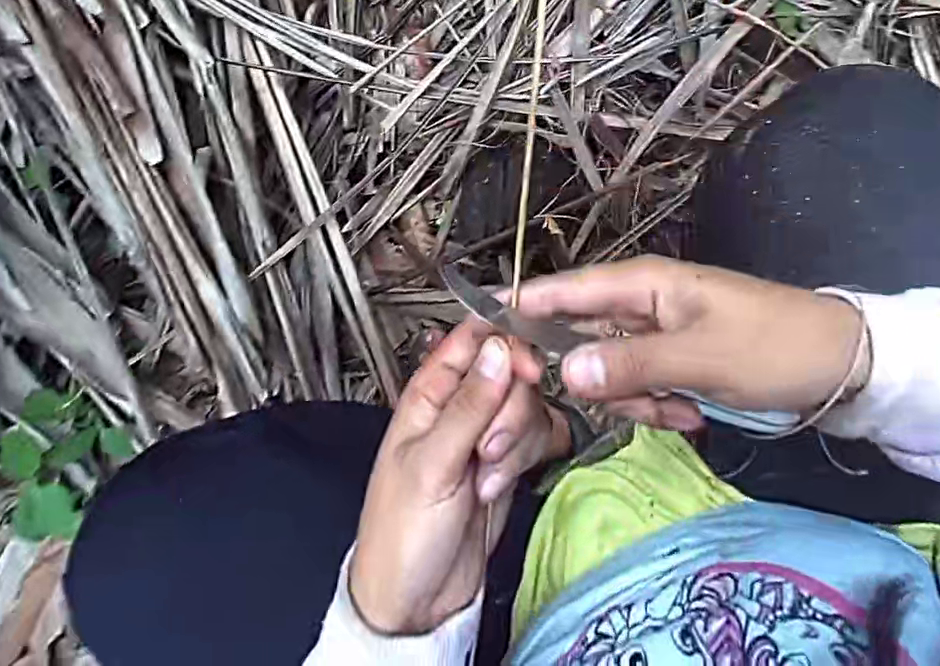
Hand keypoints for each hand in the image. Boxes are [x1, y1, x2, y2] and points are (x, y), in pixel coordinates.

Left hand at [348, 321, 569, 634]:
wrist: (416, 601)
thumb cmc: (400, 531)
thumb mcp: (430, 465)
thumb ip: (468, 405)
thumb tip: (499, 349)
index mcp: (430, 390)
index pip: (474, 337)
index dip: (505, 345)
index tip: (525, 371)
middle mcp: (461, 403)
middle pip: (511, 369)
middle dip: (511, 409)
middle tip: (489, 447)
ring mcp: (486, 430)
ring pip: (528, 403)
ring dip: (517, 442)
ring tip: (487, 476)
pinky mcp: (508, 458)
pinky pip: (539, 435)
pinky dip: (530, 457)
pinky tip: (503, 481)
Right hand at [511, 256, 870, 430]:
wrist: (840, 364)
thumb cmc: (770, 345)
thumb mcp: (700, 358)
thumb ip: (629, 364)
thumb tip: (562, 370)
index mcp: (639, 284)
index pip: (562, 289)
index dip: (520, 306)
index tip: (481, 330)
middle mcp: (638, 303)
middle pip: (579, 336)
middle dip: (590, 375)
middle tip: (619, 404)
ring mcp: (654, 333)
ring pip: (609, 368)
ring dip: (632, 397)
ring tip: (678, 409)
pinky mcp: (671, 360)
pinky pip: (639, 385)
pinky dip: (656, 404)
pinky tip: (690, 413)